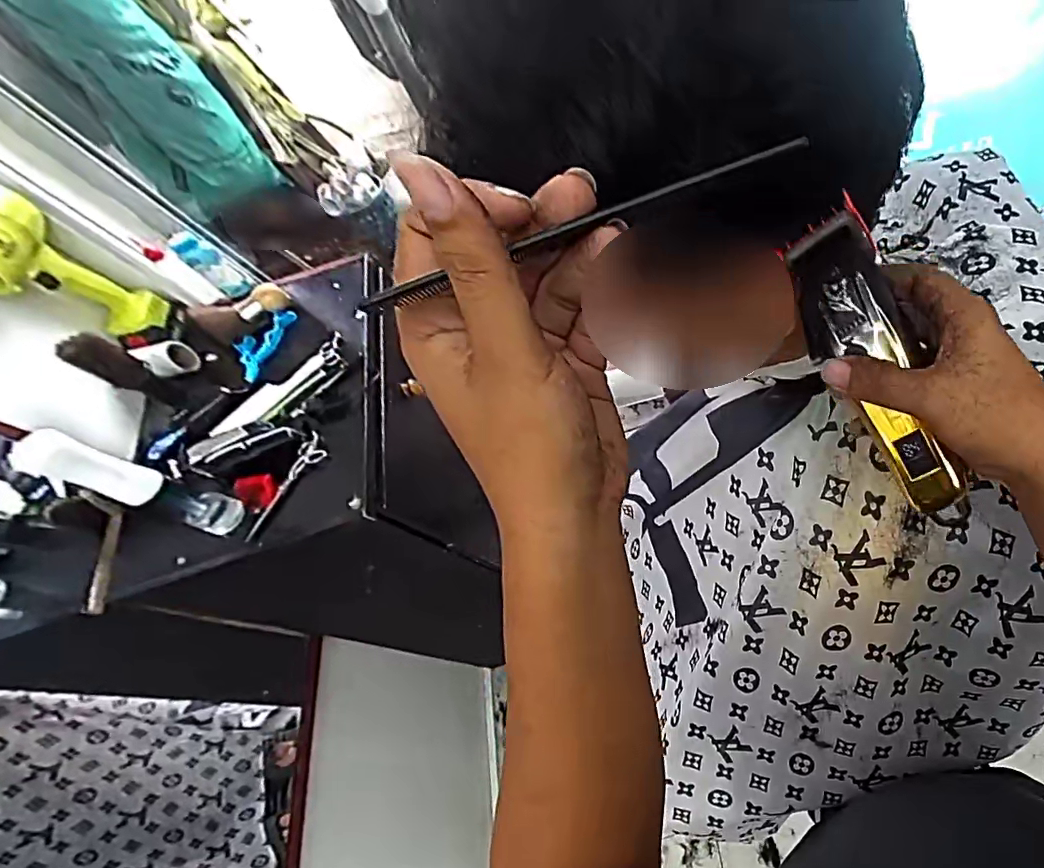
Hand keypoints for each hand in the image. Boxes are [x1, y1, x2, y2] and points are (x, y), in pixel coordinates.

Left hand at [389, 153, 625, 534]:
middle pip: (503, 253)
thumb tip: (427, 182)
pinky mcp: (566, 360)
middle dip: (542, 225)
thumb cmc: (528, 456)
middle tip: (579, 200)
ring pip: (549, 280)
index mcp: (435, 323)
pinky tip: (616, 275)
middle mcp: (477, 328)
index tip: (522, 207)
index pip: (440, 236)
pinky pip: (581, 312)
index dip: (477, 209)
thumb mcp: (504, 350)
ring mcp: (526, 344)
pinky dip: (600, 295)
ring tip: (609, 237)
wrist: (577, 509)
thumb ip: (477, 265)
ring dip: (579, 257)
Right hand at [821, 263, 1043, 483]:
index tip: (853, 291)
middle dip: (884, 324)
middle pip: (920, 314)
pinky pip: (933, 377)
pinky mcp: (972, 390)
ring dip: (896, 358)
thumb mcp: (928, 396)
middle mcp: (971, 332)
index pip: (922, 278)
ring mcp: (973, 362)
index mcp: (966, 315)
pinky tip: (889, 399)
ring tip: (861, 368)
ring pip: (925, 349)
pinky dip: (910, 383)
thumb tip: (834, 370)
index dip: (887, 279)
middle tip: (849, 336)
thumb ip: (878, 382)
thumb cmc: (999, 417)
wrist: (1040, 461)